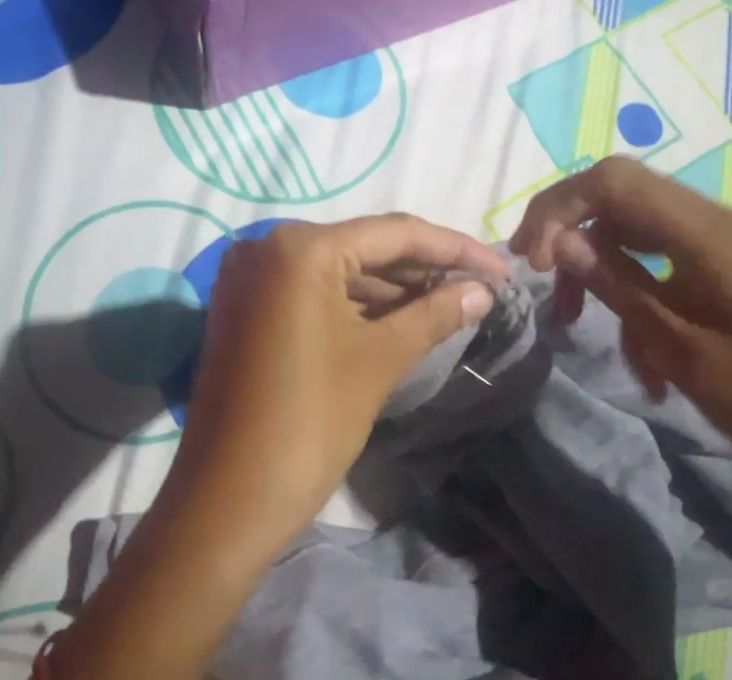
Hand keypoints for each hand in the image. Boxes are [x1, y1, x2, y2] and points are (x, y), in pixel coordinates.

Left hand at [173, 215, 507, 535]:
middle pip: (363, 247)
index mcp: (299, 247)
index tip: (502, 269)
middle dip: (423, 269)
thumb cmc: (311, 421)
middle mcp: (267, 246)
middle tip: (480, 286)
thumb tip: (481, 290)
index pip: (393, 233)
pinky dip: (355, 304)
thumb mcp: (380, 359)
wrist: (229, 498)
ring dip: (391, 288)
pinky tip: (401, 317)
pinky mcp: (244, 308)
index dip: (454, 248)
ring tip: (450, 303)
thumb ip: (434, 314)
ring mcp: (250, 278)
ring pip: (337, 271)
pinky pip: (311, 291)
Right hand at [508, 157, 731, 507]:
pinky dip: (641, 300)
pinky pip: (668, 267)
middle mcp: (720, 226)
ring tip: (585, 332)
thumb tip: (558, 239)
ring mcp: (730, 250)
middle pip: (623, 202)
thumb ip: (617, 285)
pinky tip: (645, 365)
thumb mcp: (681, 349)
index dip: (560, 208)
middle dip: (574, 241)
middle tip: (549, 295)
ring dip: (605, 278)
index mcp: (711, 234)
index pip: (614, 181)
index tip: (531, 261)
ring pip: (640, 236)